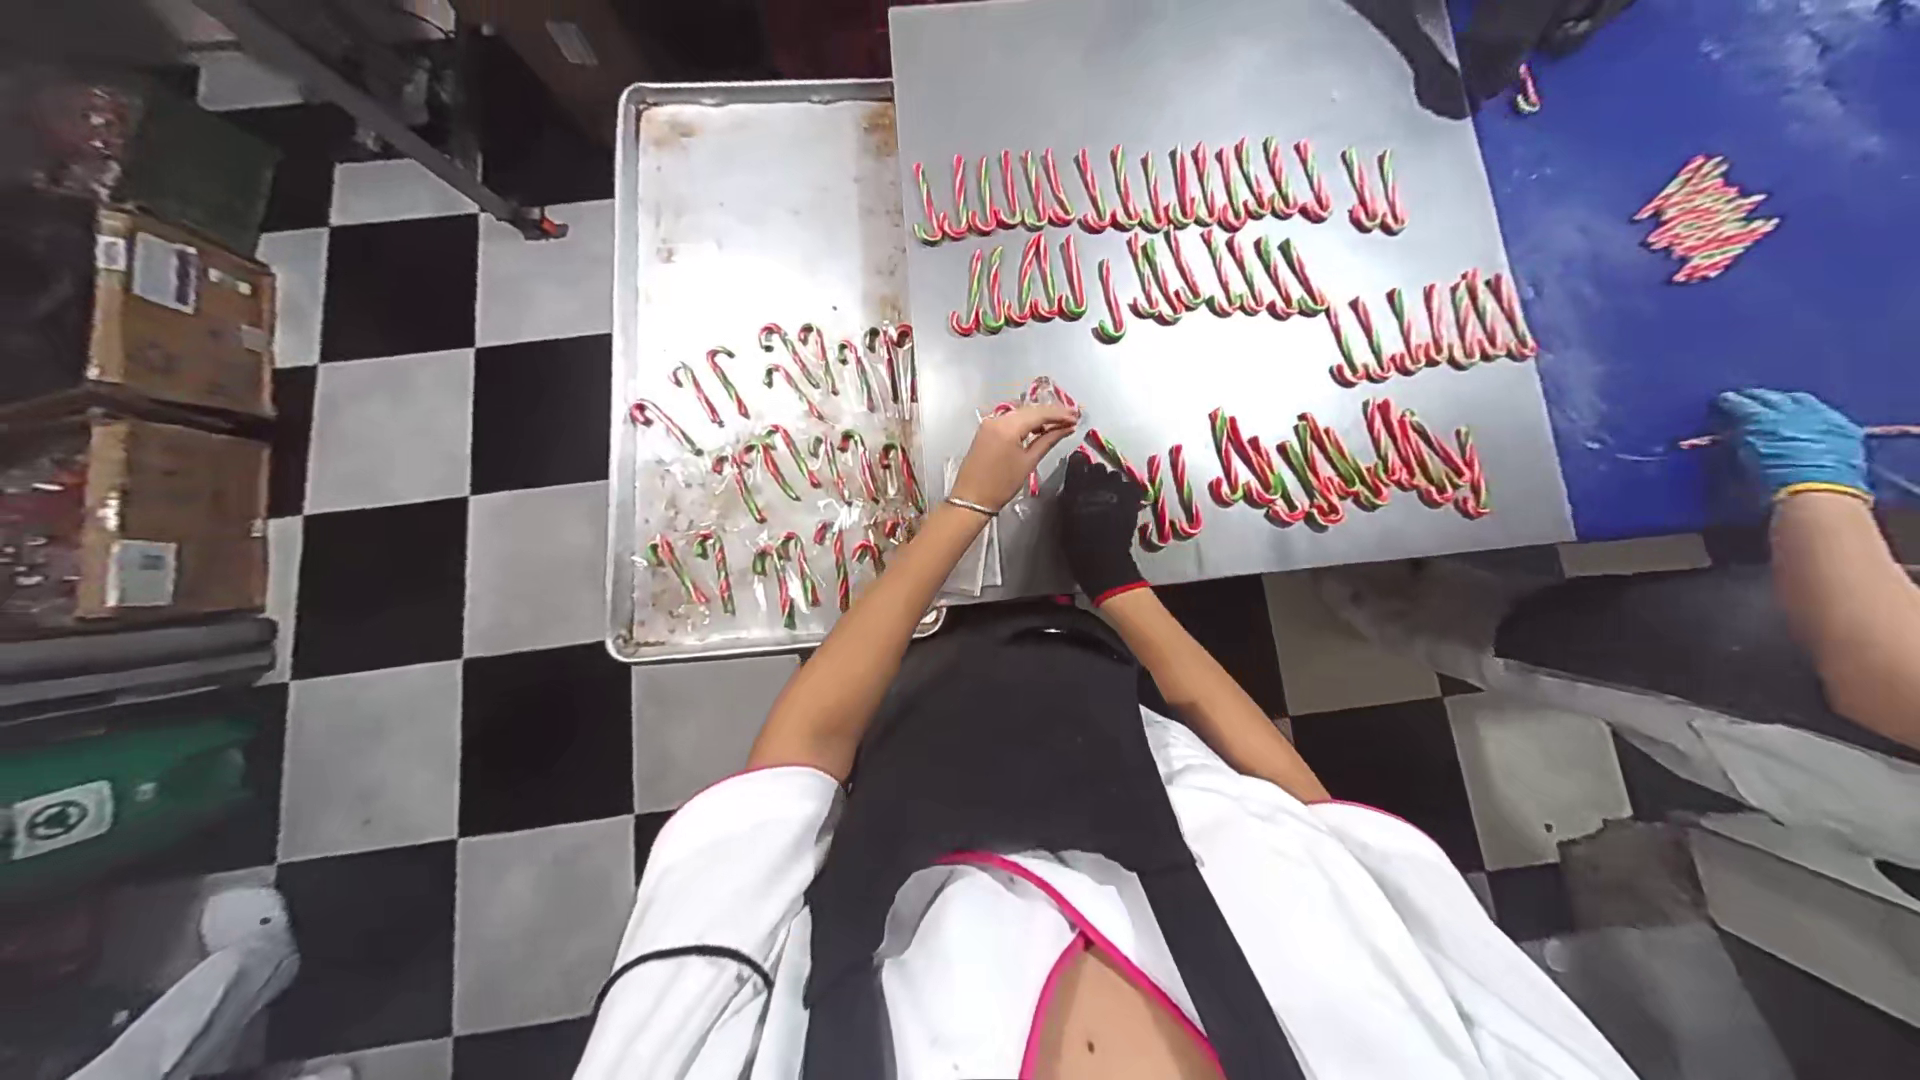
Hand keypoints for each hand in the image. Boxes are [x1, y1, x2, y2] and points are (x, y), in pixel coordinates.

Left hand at [949, 404, 1079, 510]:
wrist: (972, 498)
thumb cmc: (1002, 484)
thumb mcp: (1028, 462)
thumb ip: (1048, 440)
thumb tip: (1066, 428)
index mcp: (1008, 426)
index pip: (1039, 413)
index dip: (1059, 414)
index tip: (1076, 417)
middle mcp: (997, 419)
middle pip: (1029, 410)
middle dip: (1051, 413)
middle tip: (1071, 418)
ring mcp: (989, 423)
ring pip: (1020, 413)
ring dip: (1039, 417)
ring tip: (1058, 424)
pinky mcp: (986, 430)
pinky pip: (1010, 419)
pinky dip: (1025, 422)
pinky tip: (1038, 428)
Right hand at [1060, 453, 1146, 603]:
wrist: (1102, 560)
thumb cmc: (1076, 544)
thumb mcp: (1063, 518)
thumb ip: (1067, 499)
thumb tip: (1070, 489)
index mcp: (1076, 488)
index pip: (1078, 461)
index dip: (1078, 463)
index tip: (1077, 467)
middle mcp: (1097, 484)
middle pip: (1097, 468)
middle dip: (1095, 475)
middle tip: (1093, 487)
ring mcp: (1117, 490)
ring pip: (1115, 475)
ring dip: (1111, 483)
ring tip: (1108, 495)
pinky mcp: (1132, 499)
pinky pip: (1130, 486)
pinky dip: (1126, 490)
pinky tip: (1122, 500)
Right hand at [1714, 389, 1870, 502]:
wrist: (1816, 496)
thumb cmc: (1764, 485)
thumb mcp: (1735, 463)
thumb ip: (1731, 440)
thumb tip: (1725, 430)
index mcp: (1759, 420)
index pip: (1739, 403)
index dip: (1727, 402)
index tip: (1719, 403)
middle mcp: (1790, 412)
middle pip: (1770, 397)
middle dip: (1755, 397)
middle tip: (1742, 399)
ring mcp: (1820, 418)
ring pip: (1798, 399)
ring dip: (1782, 400)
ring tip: (1772, 403)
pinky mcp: (1843, 428)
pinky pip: (1822, 410)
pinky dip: (1808, 409)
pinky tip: (1802, 414)